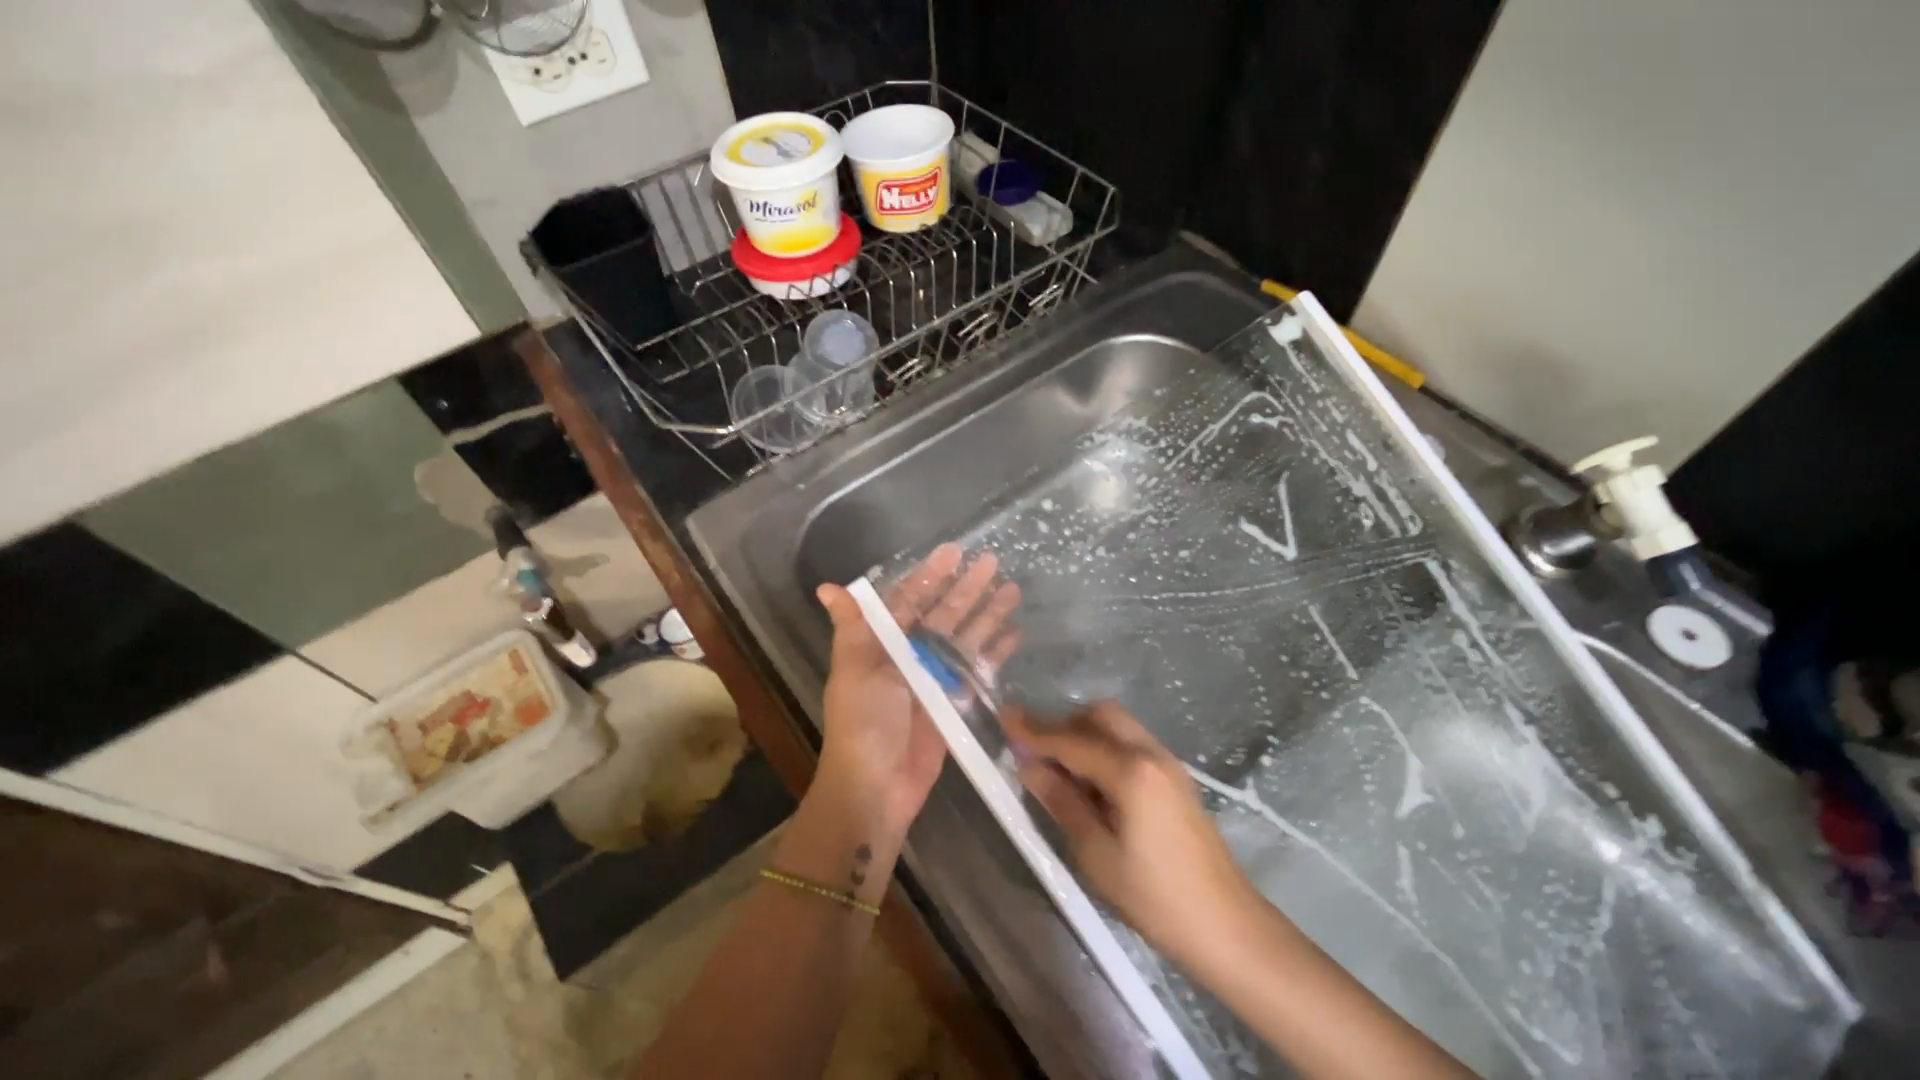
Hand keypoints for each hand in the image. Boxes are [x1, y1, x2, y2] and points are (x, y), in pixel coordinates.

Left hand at [813, 543, 1021, 840]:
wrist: (876, 787)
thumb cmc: (863, 723)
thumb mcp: (855, 669)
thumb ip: (854, 626)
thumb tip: (826, 588)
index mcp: (882, 644)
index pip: (909, 599)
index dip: (930, 576)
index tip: (954, 550)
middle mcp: (908, 656)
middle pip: (943, 614)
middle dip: (966, 589)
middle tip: (993, 561)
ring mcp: (934, 680)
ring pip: (964, 638)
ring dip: (987, 614)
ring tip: (1013, 589)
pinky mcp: (954, 704)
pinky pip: (977, 671)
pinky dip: (994, 653)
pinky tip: (1014, 634)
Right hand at [1007, 702, 1259, 964]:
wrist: (1225, 925)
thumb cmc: (1154, 897)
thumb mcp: (1097, 854)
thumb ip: (1063, 802)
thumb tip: (1030, 767)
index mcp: (1132, 771)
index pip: (1072, 740)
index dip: (1034, 730)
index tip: (1004, 715)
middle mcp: (1152, 754)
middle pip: (1101, 716)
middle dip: (1064, 724)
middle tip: (1034, 753)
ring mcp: (1169, 765)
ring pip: (1119, 729)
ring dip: (1085, 737)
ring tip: (1058, 773)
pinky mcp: (1176, 781)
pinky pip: (1133, 747)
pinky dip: (1106, 752)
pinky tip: (1090, 786)